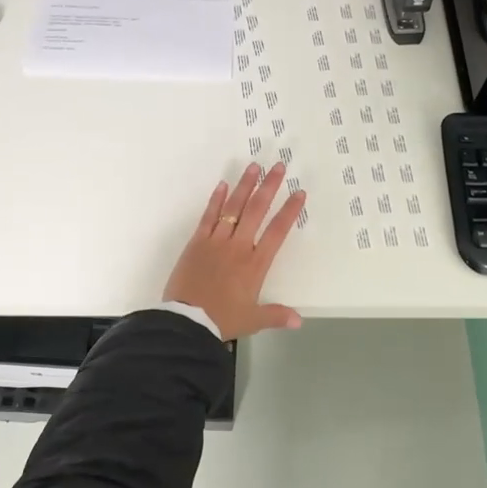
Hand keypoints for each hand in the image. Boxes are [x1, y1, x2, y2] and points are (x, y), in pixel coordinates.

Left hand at [163, 163, 305, 340]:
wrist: (187, 321)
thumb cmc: (222, 320)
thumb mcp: (253, 320)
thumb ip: (276, 315)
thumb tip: (299, 321)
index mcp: (256, 264)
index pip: (277, 231)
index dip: (290, 211)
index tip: (299, 193)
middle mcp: (239, 247)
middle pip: (257, 211)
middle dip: (269, 187)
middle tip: (279, 166)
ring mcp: (216, 242)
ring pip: (233, 208)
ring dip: (244, 186)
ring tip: (254, 166)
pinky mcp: (197, 242)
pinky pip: (208, 217)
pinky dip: (216, 200)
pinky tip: (223, 185)